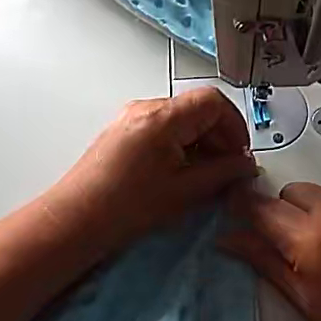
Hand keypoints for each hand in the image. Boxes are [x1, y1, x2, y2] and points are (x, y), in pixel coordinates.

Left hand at [47, 87, 257, 247]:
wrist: (76, 220)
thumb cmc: (125, 207)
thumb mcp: (184, 192)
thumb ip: (222, 173)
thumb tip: (244, 165)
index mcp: (162, 117)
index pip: (213, 101)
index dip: (234, 124)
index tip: (240, 151)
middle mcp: (145, 108)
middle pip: (197, 107)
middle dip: (218, 135)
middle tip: (228, 167)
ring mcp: (131, 117)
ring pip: (181, 118)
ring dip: (200, 140)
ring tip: (205, 175)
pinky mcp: (123, 130)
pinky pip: (162, 127)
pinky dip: (180, 144)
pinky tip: (182, 173)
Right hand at [226, 183, 320, 320]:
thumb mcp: (304, 301)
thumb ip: (263, 261)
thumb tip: (228, 238)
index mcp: (310, 238)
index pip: (260, 206)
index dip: (243, 206)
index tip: (236, 210)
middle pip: (290, 191)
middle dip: (283, 212)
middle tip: (293, 246)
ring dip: (315, 212)